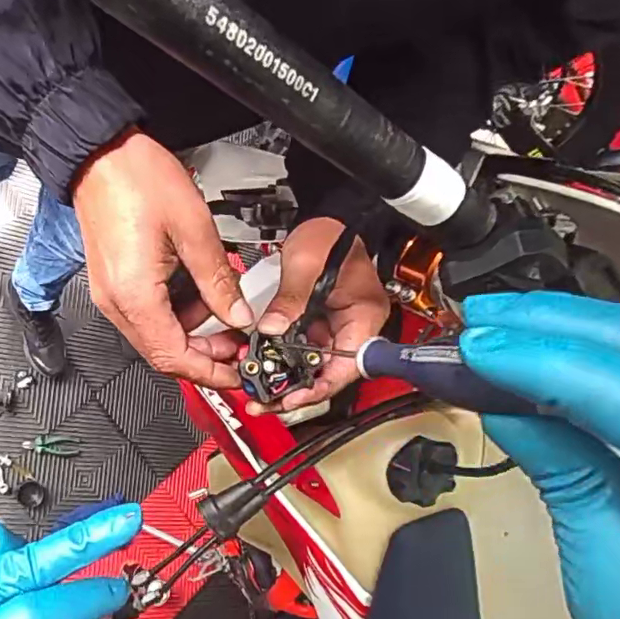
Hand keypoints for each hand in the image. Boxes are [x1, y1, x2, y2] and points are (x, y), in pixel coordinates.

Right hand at [76, 129, 249, 387]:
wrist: (99, 154)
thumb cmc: (135, 178)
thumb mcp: (193, 228)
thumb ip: (219, 280)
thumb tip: (237, 314)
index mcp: (135, 296)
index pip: (173, 357)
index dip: (208, 373)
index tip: (234, 376)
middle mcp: (117, 304)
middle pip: (163, 354)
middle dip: (204, 357)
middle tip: (237, 346)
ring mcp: (112, 296)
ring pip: (157, 337)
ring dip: (193, 336)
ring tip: (224, 317)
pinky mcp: (115, 285)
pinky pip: (148, 317)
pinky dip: (177, 318)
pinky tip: (199, 300)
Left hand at [242, 217, 390, 413]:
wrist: (331, 218)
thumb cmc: (334, 234)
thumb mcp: (307, 264)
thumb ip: (289, 300)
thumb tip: (270, 329)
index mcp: (364, 319)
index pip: (345, 370)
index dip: (316, 389)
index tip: (289, 399)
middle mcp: (352, 329)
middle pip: (323, 375)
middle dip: (291, 391)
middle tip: (261, 400)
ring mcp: (333, 329)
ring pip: (308, 367)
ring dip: (282, 379)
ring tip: (255, 390)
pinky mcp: (315, 325)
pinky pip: (297, 351)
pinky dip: (278, 360)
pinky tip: (258, 365)